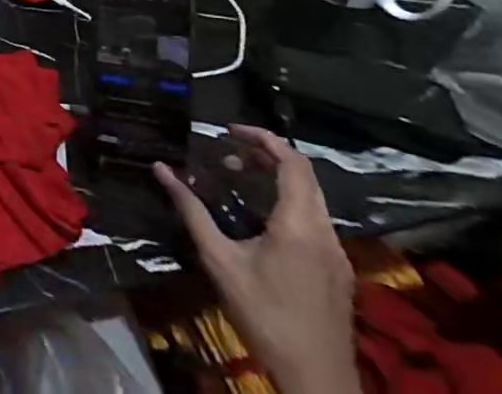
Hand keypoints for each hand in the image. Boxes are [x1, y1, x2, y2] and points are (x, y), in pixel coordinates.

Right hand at [155, 126, 360, 393]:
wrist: (315, 378)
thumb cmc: (263, 316)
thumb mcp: (220, 261)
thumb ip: (192, 211)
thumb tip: (162, 170)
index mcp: (299, 222)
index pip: (291, 161)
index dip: (263, 138)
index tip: (230, 131)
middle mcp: (325, 229)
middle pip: (303, 174)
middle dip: (267, 155)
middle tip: (230, 155)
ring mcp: (337, 250)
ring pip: (312, 197)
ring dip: (278, 179)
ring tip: (241, 181)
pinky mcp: (339, 269)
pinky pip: (316, 219)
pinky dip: (290, 203)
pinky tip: (264, 221)